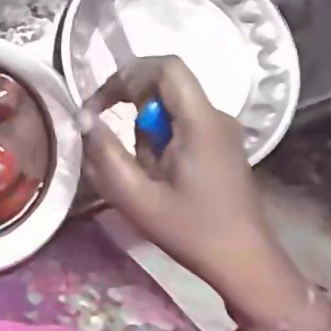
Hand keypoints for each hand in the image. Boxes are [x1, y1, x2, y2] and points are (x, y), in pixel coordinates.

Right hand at [82, 57, 305, 319]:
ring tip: (148, 176)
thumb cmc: (192, 232)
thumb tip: (85, 120)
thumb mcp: (138, 199)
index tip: (102, 104)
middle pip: (165, 86)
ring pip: (170, 108)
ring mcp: (221, 128)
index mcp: (200, 121)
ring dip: (147, 132)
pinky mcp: (221, 143)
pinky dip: (162, 142)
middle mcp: (215, 115)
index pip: (166, 67)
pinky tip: (162, 178)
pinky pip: (182, 124)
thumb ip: (106, 155)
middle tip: (120, 149)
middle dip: (133, 111)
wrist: (245, 262)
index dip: (129, 75)